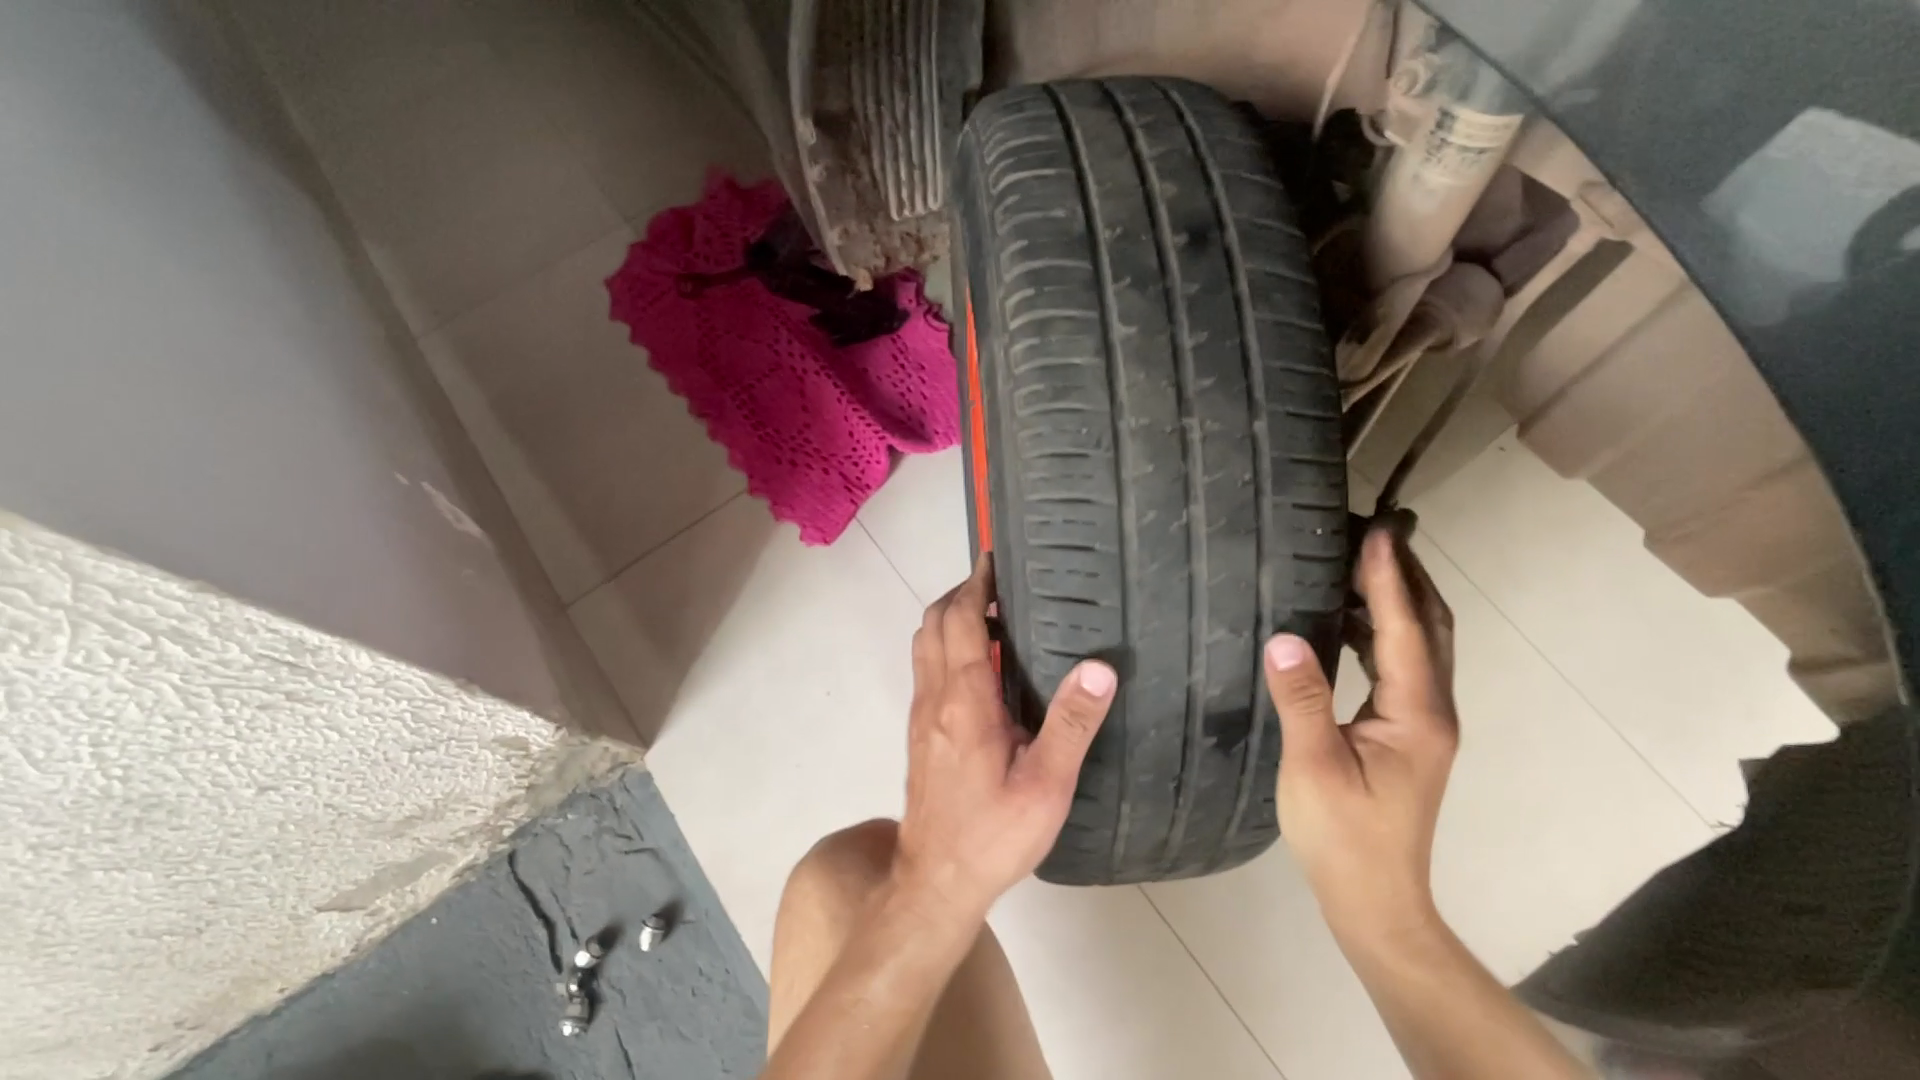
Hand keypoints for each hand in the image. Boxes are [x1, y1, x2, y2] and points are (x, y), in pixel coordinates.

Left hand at [893, 554, 1116, 922]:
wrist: (935, 881)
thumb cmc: (993, 834)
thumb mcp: (1046, 784)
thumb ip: (1071, 724)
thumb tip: (1099, 667)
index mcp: (964, 699)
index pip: (962, 619)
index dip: (976, 584)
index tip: (995, 560)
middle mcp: (934, 697)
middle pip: (935, 623)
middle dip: (961, 593)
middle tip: (999, 584)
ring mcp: (921, 715)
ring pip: (925, 645)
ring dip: (951, 619)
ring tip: (993, 617)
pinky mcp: (919, 734)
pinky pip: (927, 670)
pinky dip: (946, 647)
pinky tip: (981, 668)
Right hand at [1264, 521, 1457, 945]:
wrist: (1374, 899)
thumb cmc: (1344, 837)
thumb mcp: (1314, 768)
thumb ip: (1302, 700)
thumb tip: (1284, 638)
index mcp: (1417, 713)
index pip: (1406, 629)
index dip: (1388, 578)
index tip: (1375, 531)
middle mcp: (1431, 710)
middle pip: (1430, 627)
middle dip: (1405, 576)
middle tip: (1372, 533)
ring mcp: (1422, 723)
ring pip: (1419, 645)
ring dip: (1396, 601)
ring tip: (1356, 564)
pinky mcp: (1406, 734)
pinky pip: (1400, 665)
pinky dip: (1380, 631)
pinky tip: (1344, 623)